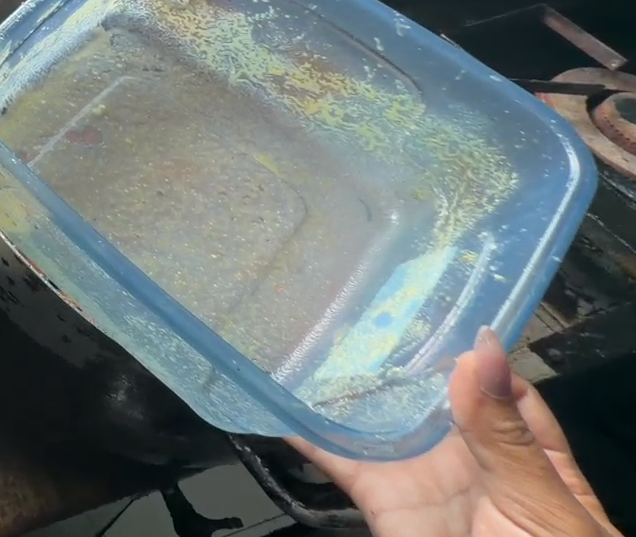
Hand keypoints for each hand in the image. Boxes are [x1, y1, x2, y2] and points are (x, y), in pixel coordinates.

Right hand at [292, 327, 618, 536]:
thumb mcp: (545, 509)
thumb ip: (506, 436)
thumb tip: (480, 351)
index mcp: (524, 452)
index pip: (496, 384)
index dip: (467, 345)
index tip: (428, 303)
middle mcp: (464, 452)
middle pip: (422, 389)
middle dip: (388, 349)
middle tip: (346, 301)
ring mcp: (414, 469)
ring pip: (370, 412)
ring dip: (336, 379)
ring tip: (298, 332)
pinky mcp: (373, 490)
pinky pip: (329, 451)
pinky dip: (294, 423)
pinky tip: (267, 392)